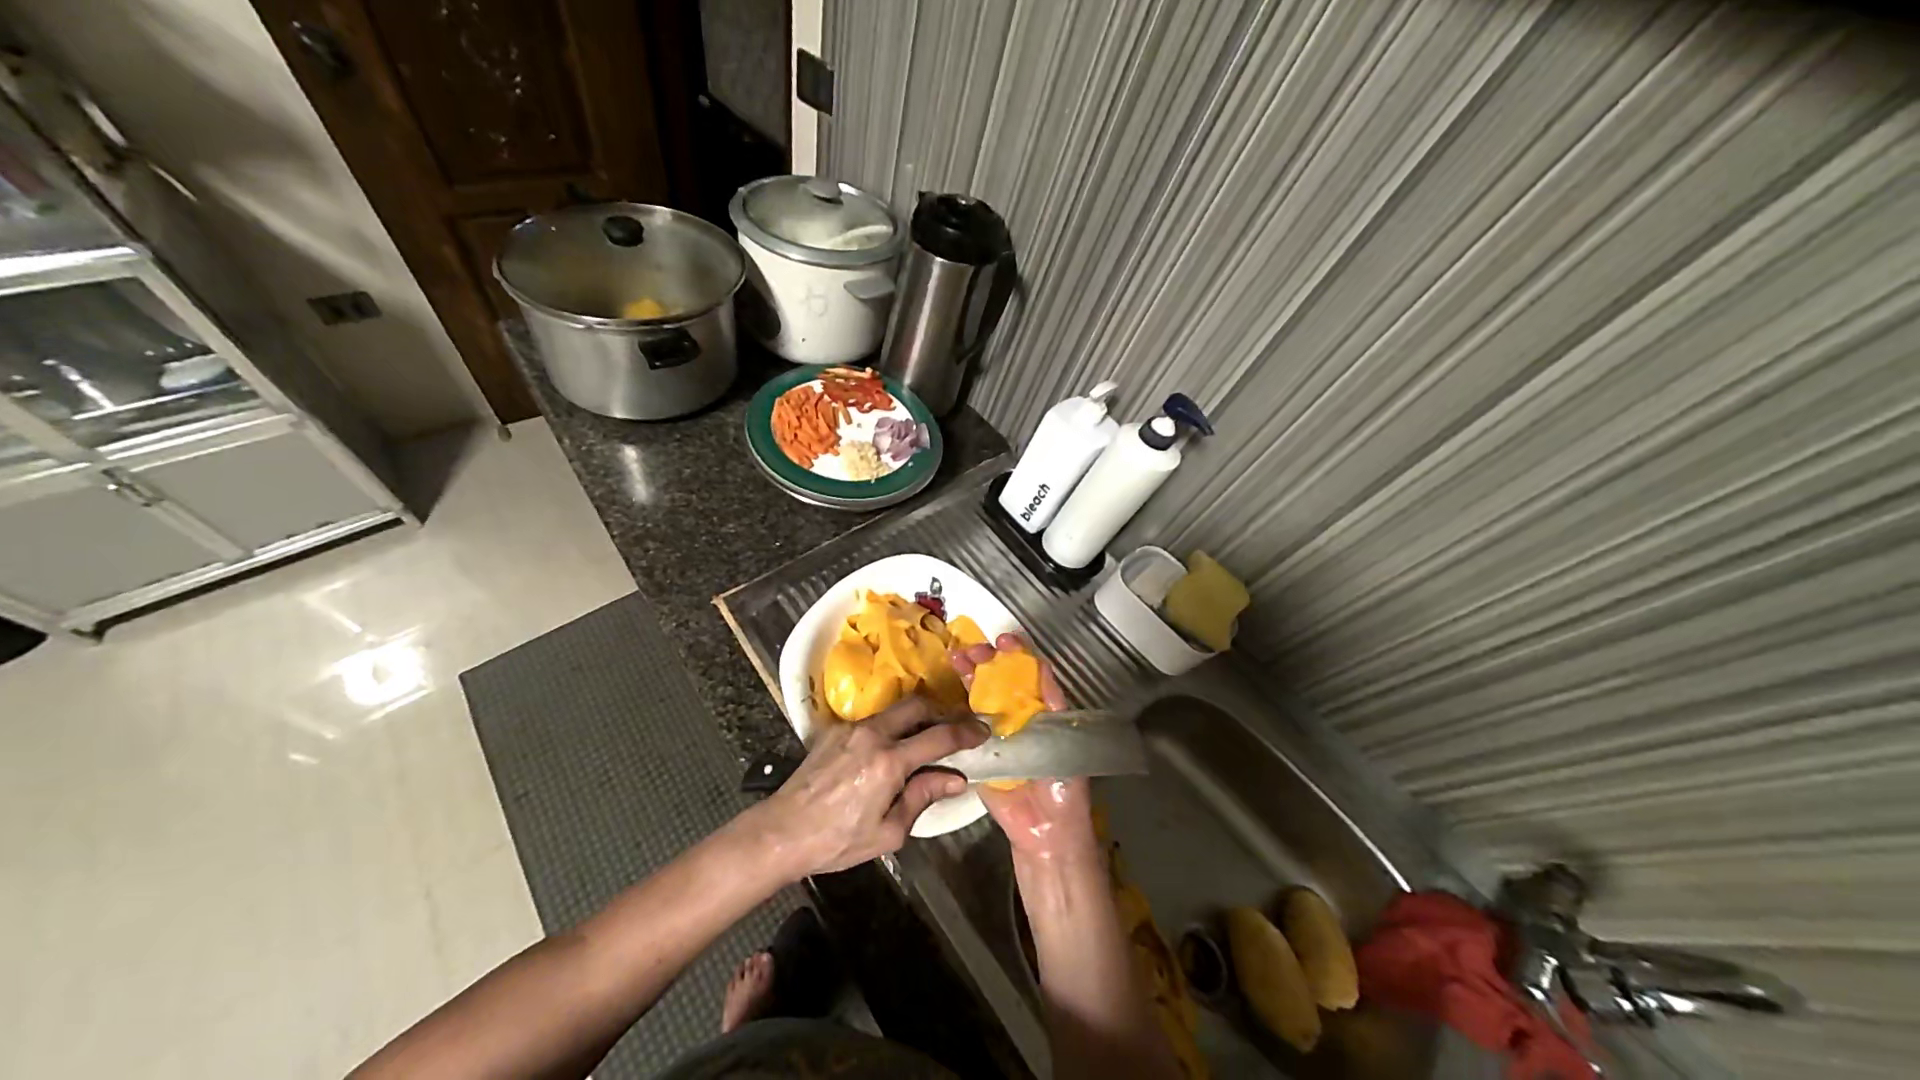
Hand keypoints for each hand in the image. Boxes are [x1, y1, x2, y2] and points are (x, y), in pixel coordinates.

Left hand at [752, 695, 986, 877]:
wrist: (782, 832)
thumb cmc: (837, 841)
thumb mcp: (888, 831)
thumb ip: (922, 797)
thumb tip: (954, 778)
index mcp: (888, 762)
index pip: (938, 737)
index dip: (965, 733)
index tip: (982, 732)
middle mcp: (871, 735)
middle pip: (918, 706)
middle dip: (943, 711)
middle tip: (957, 725)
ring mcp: (850, 729)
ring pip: (894, 710)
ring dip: (917, 717)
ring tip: (928, 735)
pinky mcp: (834, 730)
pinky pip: (872, 720)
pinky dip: (891, 726)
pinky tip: (892, 747)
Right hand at [949, 635, 1097, 863]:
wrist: (1047, 832)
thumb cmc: (1064, 787)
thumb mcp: (1066, 740)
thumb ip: (1053, 704)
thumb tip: (1044, 666)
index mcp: (1040, 712)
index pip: (1026, 675)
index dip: (1016, 655)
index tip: (1005, 640)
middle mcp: (1015, 718)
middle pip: (997, 682)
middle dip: (986, 661)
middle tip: (974, 649)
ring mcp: (993, 736)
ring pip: (978, 698)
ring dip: (968, 678)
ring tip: (958, 658)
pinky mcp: (975, 756)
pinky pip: (962, 730)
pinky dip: (953, 712)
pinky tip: (946, 695)